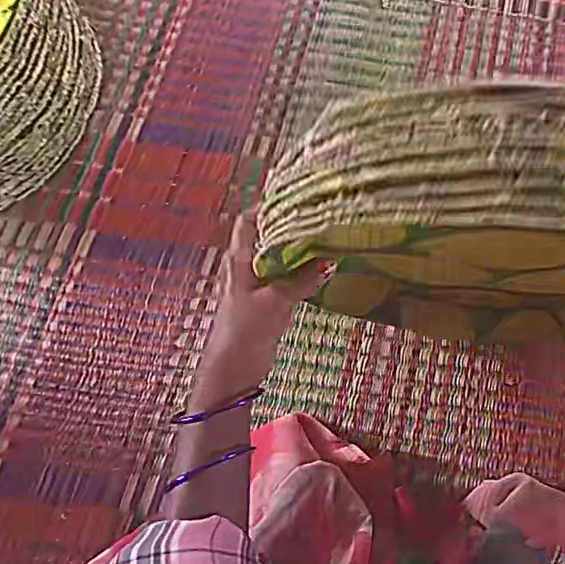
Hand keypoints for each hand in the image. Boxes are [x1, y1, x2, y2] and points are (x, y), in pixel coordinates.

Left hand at [197, 210, 332, 392]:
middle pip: (266, 237)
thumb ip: (302, 281)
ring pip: (278, 258)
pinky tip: (319, 270)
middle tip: (315, 215)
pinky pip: (286, 278)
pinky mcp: (267, 303)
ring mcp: (257, 286)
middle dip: (287, 226)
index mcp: (239, 260)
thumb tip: (329, 261)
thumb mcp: (276, 301)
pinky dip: (300, 271)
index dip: (265, 206)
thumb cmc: (246, 329)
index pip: (248, 222)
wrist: (235, 368)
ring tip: (322, 237)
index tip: (290, 195)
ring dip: (296, 249)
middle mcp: (246, 268)